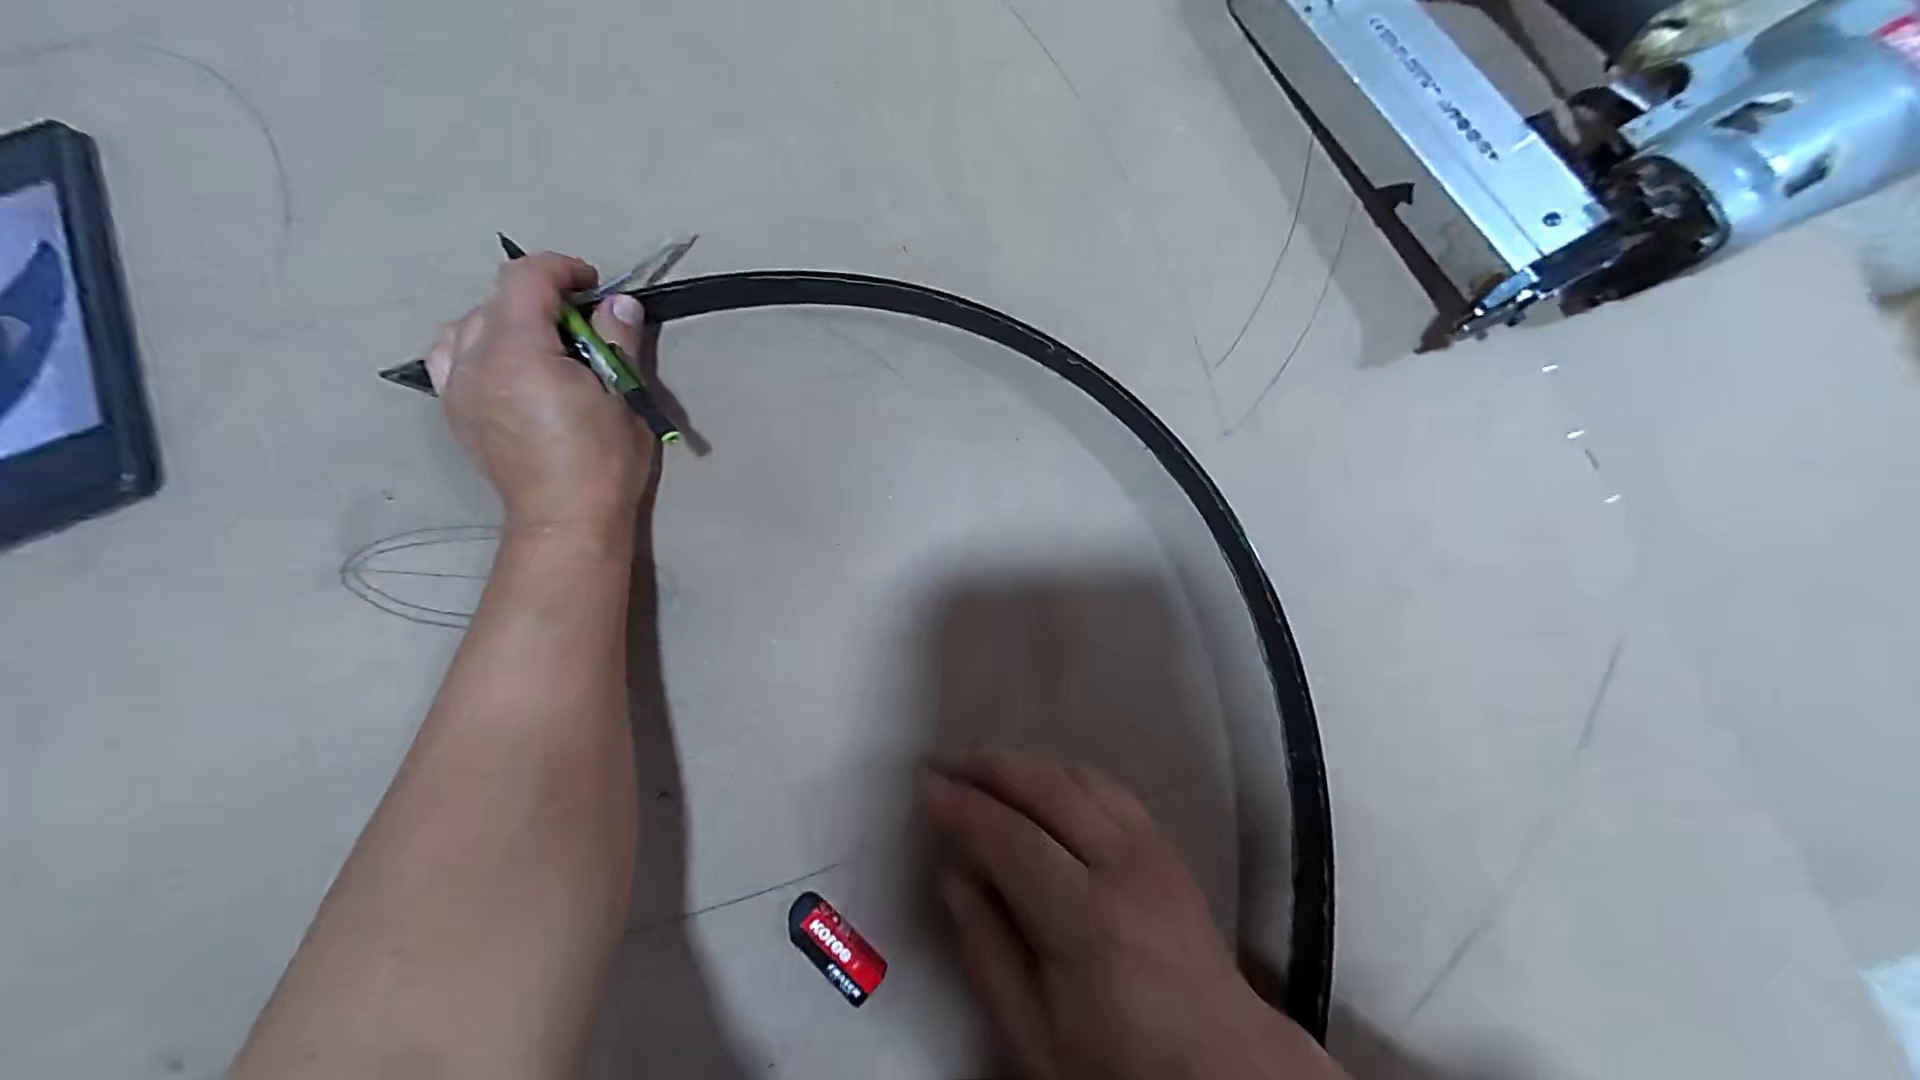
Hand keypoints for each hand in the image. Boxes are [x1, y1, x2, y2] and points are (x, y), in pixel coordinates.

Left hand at [425, 252, 652, 534]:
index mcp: (520, 352)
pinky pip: (450, 354)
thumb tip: (619, 301)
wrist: (565, 519)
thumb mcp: (625, 398)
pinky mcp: (453, 408)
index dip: (561, 269)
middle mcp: (476, 359)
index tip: (593, 283)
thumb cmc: (605, 461)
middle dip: (541, 296)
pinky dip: (477, 344)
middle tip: (582, 324)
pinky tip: (506, 364)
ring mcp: (456, 385)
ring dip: (508, 319)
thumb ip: (618, 341)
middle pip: (498, 298)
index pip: (526, 279)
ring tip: (543, 345)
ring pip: (469, 323)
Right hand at [926, 754, 1347, 1079]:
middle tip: (945, 762)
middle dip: (990, 767)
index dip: (965, 808)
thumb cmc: (1119, 1061)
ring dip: (1024, 763)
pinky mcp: (1166, 844)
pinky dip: (1062, 772)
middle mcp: (1124, 868)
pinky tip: (1038, 780)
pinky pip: (1107, 786)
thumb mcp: (1035, 1036)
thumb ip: (986, 952)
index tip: (927, 789)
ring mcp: (1152, 849)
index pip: (1013, 840)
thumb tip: (953, 877)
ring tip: (981, 765)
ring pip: (1079, 778)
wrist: (1223, 1064)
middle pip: (1047, 789)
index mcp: (1088, 923)